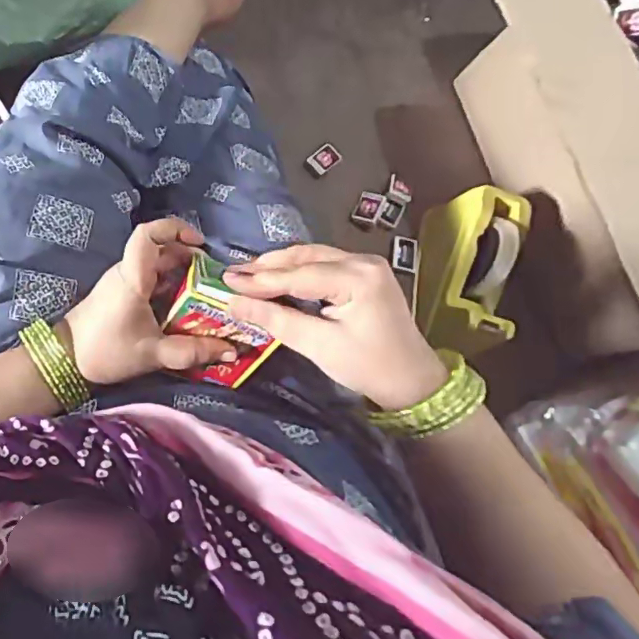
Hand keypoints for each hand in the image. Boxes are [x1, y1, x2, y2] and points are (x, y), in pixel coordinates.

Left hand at [62, 218, 237, 385]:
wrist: (66, 360)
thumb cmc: (106, 351)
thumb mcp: (153, 353)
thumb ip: (192, 351)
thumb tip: (230, 351)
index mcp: (132, 278)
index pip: (148, 235)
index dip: (175, 230)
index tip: (198, 244)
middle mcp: (126, 273)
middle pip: (159, 250)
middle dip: (188, 257)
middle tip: (212, 277)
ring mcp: (121, 283)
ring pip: (155, 266)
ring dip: (179, 273)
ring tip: (203, 293)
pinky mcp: (119, 295)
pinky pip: (148, 281)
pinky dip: (168, 287)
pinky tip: (183, 306)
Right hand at [223, 245, 446, 409]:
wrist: (412, 381)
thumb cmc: (367, 366)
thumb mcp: (318, 345)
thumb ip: (276, 320)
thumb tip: (233, 303)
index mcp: (358, 277)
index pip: (298, 274)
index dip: (260, 278)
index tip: (226, 279)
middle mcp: (363, 261)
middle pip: (305, 257)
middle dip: (267, 266)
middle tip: (232, 274)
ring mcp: (367, 265)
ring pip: (313, 257)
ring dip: (280, 265)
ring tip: (248, 274)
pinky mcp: (365, 274)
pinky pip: (323, 264)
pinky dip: (297, 270)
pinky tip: (277, 277)